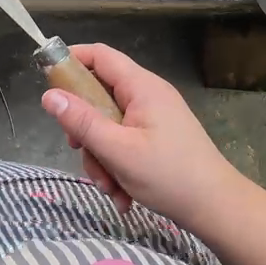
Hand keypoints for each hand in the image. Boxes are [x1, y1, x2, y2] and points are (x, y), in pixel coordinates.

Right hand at [41, 43, 243, 224]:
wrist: (218, 209)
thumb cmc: (169, 175)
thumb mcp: (117, 151)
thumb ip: (81, 122)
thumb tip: (48, 96)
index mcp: (141, 86)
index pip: (100, 55)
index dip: (71, 60)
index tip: (47, 80)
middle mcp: (147, 95)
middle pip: (99, 96)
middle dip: (85, 129)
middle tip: (78, 150)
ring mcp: (154, 118)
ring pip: (108, 126)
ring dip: (101, 157)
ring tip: (109, 187)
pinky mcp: (157, 139)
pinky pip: (124, 143)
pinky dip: (117, 166)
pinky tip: (123, 195)